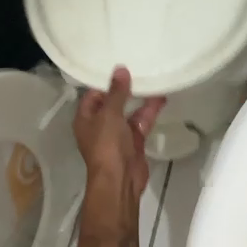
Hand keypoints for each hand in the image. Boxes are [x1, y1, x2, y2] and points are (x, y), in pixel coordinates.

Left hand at [72, 67, 165, 199]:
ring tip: (153, 80)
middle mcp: (100, 125)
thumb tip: (120, 69)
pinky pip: (141, 123)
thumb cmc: (107, 145)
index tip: (120, 67)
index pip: (93, 95)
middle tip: (138, 69)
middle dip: (125, 89)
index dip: (105, 82)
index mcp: (86, 118)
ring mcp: (117, 135)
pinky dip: (149, 112)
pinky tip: (161, 98)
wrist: (120, 179)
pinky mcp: (133, 142)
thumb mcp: (109, 114)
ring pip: (129, 112)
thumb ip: (117, 92)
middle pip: (112, 102)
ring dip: (140, 99)